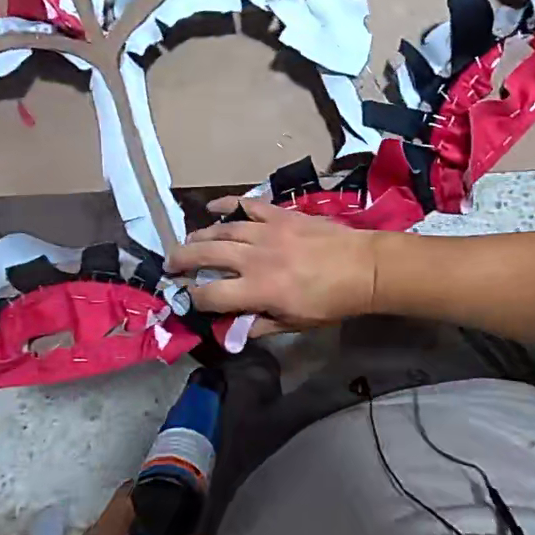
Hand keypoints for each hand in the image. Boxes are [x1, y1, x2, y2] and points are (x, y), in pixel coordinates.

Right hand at [166, 197, 382, 335]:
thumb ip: (258, 325)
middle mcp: (255, 258)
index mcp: (258, 290)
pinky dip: (227, 204)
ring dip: (199, 236)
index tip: (186, 298)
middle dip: (181, 260)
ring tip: (187, 242)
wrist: (364, 268)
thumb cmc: (331, 302)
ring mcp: (266, 232)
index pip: (210, 294)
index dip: (192, 298)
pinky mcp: (279, 215)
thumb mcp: (294, 324)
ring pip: (221, 230)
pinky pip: (246, 205)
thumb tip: (229, 329)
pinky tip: (212, 208)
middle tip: (170, 266)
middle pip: (206, 255)